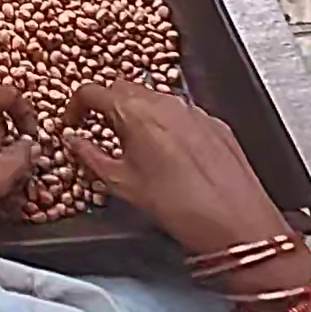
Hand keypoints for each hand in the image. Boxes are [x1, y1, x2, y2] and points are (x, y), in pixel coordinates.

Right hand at [62, 79, 288, 255]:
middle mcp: (163, 102)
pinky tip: (167, 150)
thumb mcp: (119, 182)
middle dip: (105, 103)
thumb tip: (72, 140)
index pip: (91, 91)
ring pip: (152, 96)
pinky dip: (164, 120)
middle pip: (121, 87)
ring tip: (133, 140)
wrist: (238, 225)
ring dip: (134, 110)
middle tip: (99, 128)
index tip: (74, 122)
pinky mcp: (215, 122)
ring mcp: (192, 110)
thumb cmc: (175, 205)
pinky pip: (180, 111)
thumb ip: (89, 155)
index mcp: (133, 112)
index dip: (75, 105)